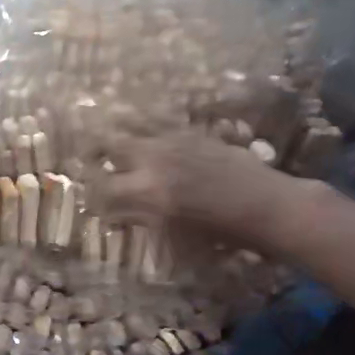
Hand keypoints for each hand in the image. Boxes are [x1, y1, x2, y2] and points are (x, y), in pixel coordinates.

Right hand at [105, 133, 298, 243]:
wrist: (265, 206)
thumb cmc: (220, 232)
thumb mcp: (174, 234)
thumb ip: (141, 219)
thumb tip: (116, 215)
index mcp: (146, 191)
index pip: (102, 189)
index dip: (92, 197)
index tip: (91, 203)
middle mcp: (153, 159)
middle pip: (107, 145)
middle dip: (92, 154)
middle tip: (89, 163)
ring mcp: (171, 140)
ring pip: (129, 125)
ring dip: (114, 132)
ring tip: (107, 139)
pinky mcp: (190, 131)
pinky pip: (157, 120)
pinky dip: (142, 123)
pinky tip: (139, 129)